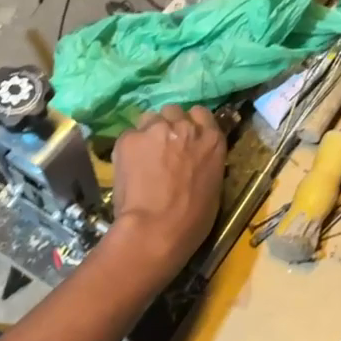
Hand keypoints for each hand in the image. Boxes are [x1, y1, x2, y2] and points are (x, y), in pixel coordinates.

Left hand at [111, 105, 226, 271]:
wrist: (156, 228)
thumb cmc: (192, 219)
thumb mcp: (212, 186)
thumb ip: (204, 162)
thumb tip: (194, 161)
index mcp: (212, 140)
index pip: (201, 114)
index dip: (191, 124)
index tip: (185, 139)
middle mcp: (185, 126)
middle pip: (173, 111)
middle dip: (168, 126)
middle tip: (163, 148)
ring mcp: (155, 129)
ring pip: (149, 119)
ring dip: (148, 133)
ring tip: (143, 156)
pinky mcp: (129, 138)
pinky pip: (129, 136)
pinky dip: (129, 149)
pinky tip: (128, 168)